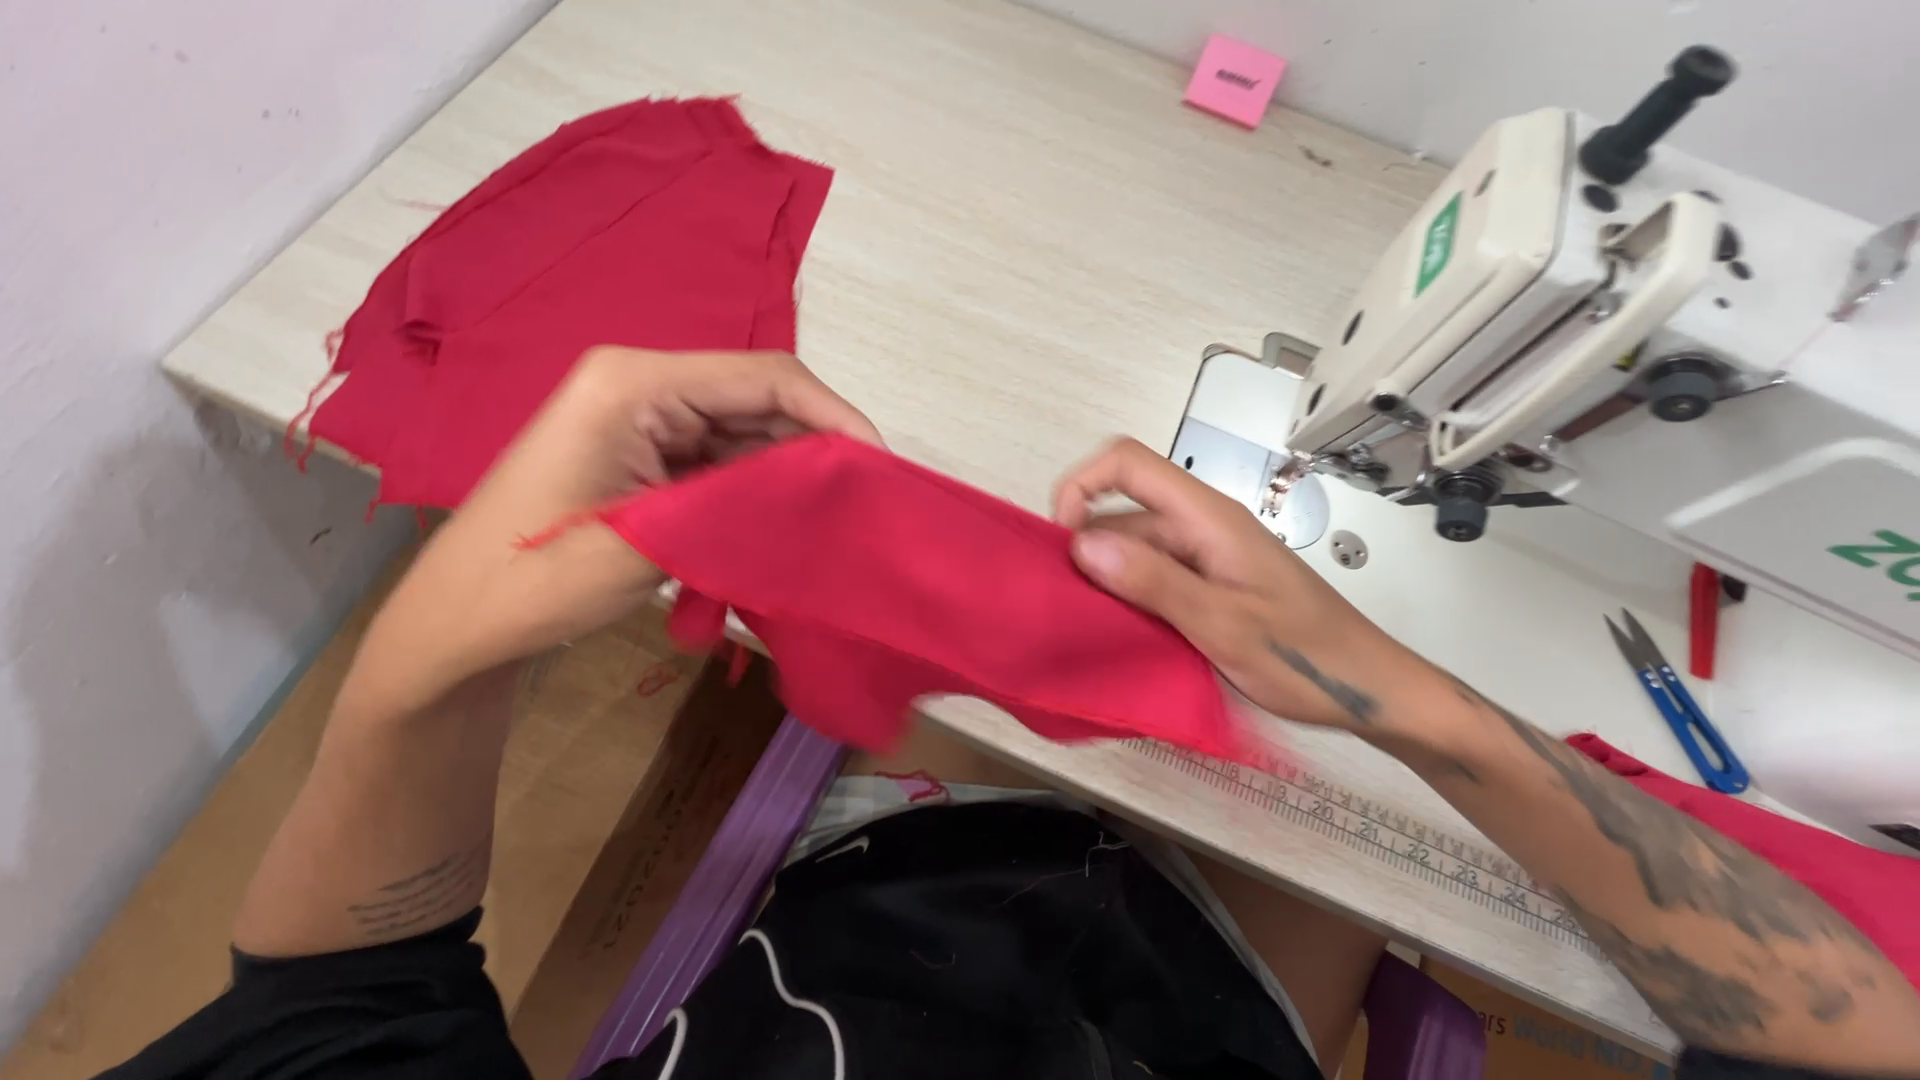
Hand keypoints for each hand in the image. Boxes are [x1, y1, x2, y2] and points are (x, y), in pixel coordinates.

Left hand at [359, 348, 881, 706]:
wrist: (460, 622)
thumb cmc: (530, 582)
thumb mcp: (644, 543)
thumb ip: (736, 506)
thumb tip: (822, 491)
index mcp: (634, 385)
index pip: (764, 378)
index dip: (833, 415)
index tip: (879, 466)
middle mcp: (645, 386)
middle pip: (763, 400)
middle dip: (819, 447)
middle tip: (866, 502)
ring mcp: (648, 420)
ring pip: (751, 433)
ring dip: (795, 472)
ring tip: (838, 518)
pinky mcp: (651, 454)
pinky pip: (728, 461)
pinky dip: (763, 490)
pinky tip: (790, 524)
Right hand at [1053, 437, 1430, 732]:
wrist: (1368, 688)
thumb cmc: (1307, 656)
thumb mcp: (1225, 624)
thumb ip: (1154, 582)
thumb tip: (1082, 544)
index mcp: (1207, 518)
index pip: (1128, 463)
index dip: (1082, 485)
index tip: (1061, 542)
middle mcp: (1200, 528)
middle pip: (1122, 509)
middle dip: (1082, 544)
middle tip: (1062, 600)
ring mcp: (1203, 557)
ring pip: (1132, 548)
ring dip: (1102, 577)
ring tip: (1082, 623)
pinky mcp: (1207, 585)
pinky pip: (1151, 578)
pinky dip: (1125, 597)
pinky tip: (1115, 632)